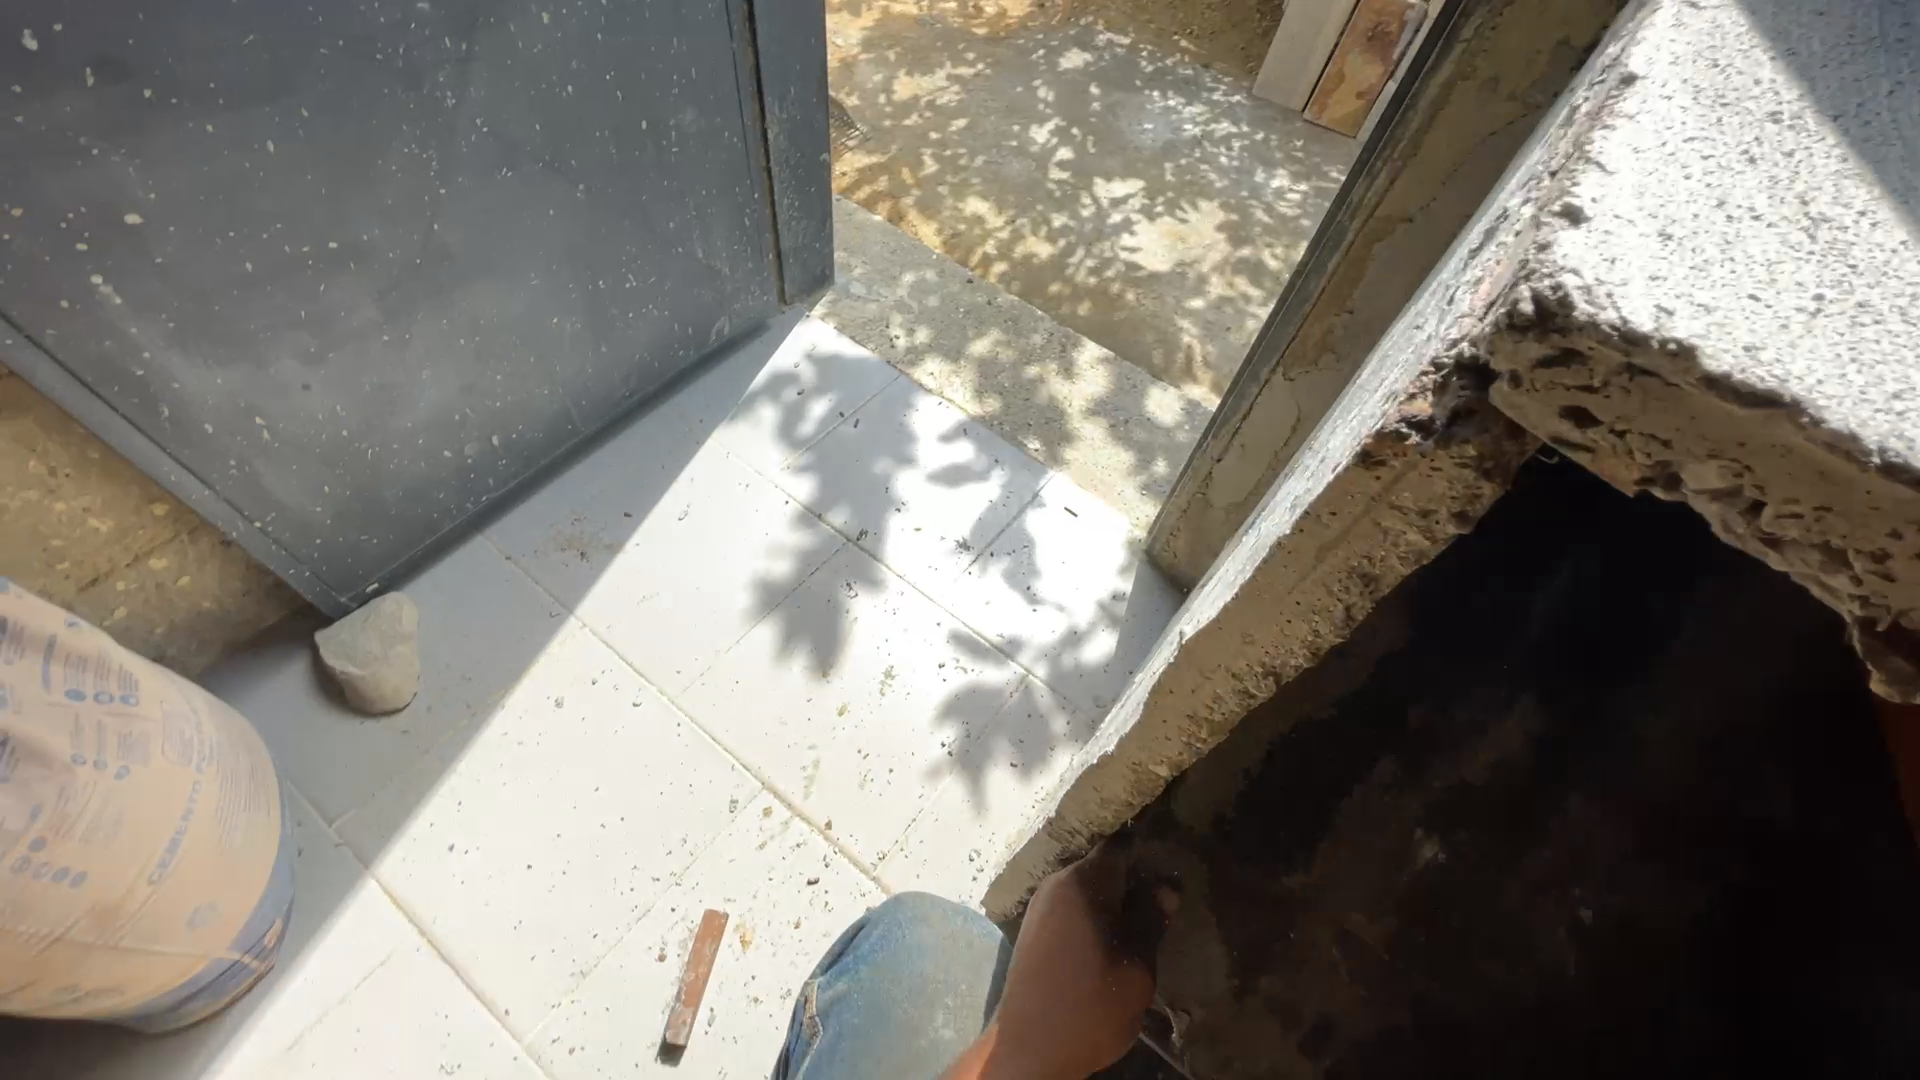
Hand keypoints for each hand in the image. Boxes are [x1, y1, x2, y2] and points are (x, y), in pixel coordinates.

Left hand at [944, 841, 1171, 1079]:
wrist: (1029, 1047)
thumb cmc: (1090, 1005)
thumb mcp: (1136, 966)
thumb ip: (1150, 919)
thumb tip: (1165, 884)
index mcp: (1084, 882)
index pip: (1118, 845)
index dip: (1143, 847)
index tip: (1166, 856)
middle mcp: (1057, 882)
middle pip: (1100, 865)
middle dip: (1128, 877)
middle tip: (1158, 899)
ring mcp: (1040, 903)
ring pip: (1083, 886)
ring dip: (1108, 898)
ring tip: (1135, 922)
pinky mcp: (1032, 926)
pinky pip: (1068, 904)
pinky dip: (1089, 913)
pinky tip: (1105, 938)